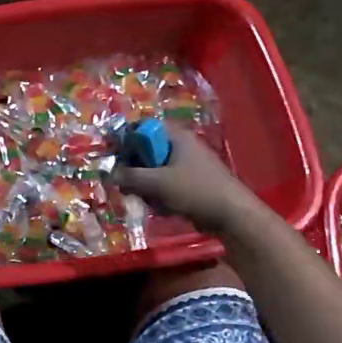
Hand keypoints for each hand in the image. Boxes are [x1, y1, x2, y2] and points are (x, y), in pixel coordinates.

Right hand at [113, 122, 260, 232]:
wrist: (231, 214)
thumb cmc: (195, 191)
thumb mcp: (157, 183)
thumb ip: (131, 176)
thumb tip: (110, 173)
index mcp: (176, 136)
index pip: (143, 129)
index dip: (126, 141)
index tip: (115, 160)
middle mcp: (181, 146)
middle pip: (147, 152)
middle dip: (136, 171)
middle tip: (128, 186)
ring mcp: (187, 165)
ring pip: (155, 171)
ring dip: (147, 187)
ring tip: (148, 201)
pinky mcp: (191, 183)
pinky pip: (167, 184)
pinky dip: (161, 195)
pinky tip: (162, 208)